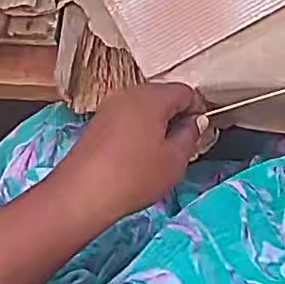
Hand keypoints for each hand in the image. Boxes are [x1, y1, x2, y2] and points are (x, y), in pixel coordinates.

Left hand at [48, 83, 205, 222]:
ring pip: (144, 105)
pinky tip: (138, 154)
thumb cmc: (134, 175)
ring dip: (157, 122)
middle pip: (163, 95)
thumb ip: (190, 134)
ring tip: (161, 152)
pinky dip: (138, 128)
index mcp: (152, 96)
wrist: (82, 192)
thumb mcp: (174, 160)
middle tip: (184, 143)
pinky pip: (127, 115)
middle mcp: (130, 93)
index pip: (185, 91)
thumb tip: (195, 121)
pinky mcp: (98, 120)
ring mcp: (111, 104)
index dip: (198, 109)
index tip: (202, 131)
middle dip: (177, 114)